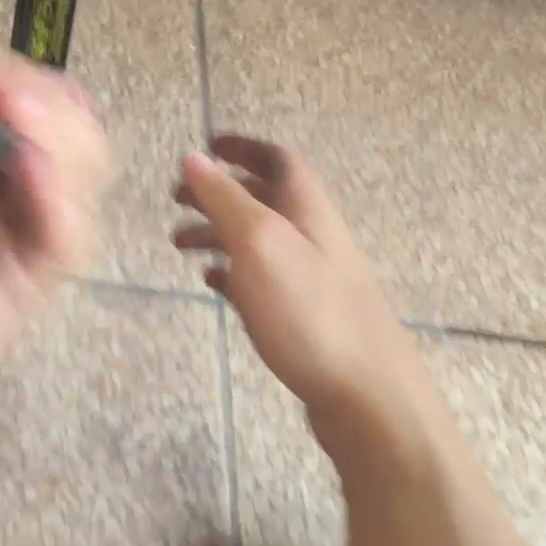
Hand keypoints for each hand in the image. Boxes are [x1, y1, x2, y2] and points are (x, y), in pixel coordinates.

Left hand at [0, 50, 114, 403]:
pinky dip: (65, 205)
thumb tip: (45, 87)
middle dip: (62, 120)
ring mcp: (10, 233)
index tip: (32, 90)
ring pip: (81, 190)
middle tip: (24, 110)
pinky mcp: (24, 286)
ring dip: (67, 156)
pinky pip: (71, 241)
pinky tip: (37, 182)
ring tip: (31, 146)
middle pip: (73, 145)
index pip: (43, 108)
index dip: (52, 95)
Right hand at [173, 137, 433, 451]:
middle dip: (218, 191)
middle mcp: (311, 235)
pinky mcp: (305, 315)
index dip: (242, 147)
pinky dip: (231, 271)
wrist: (369, 398)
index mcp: (306, 209)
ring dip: (217, 231)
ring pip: (257, 238)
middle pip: (262, 197)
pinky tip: (212, 283)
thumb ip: (225, 198)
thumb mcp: (259, 243)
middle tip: (176, 198)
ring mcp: (310, 276)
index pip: (277, 158)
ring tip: (179, 244)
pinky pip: (261, 279)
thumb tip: (193, 156)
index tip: (205, 147)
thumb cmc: (310, 311)